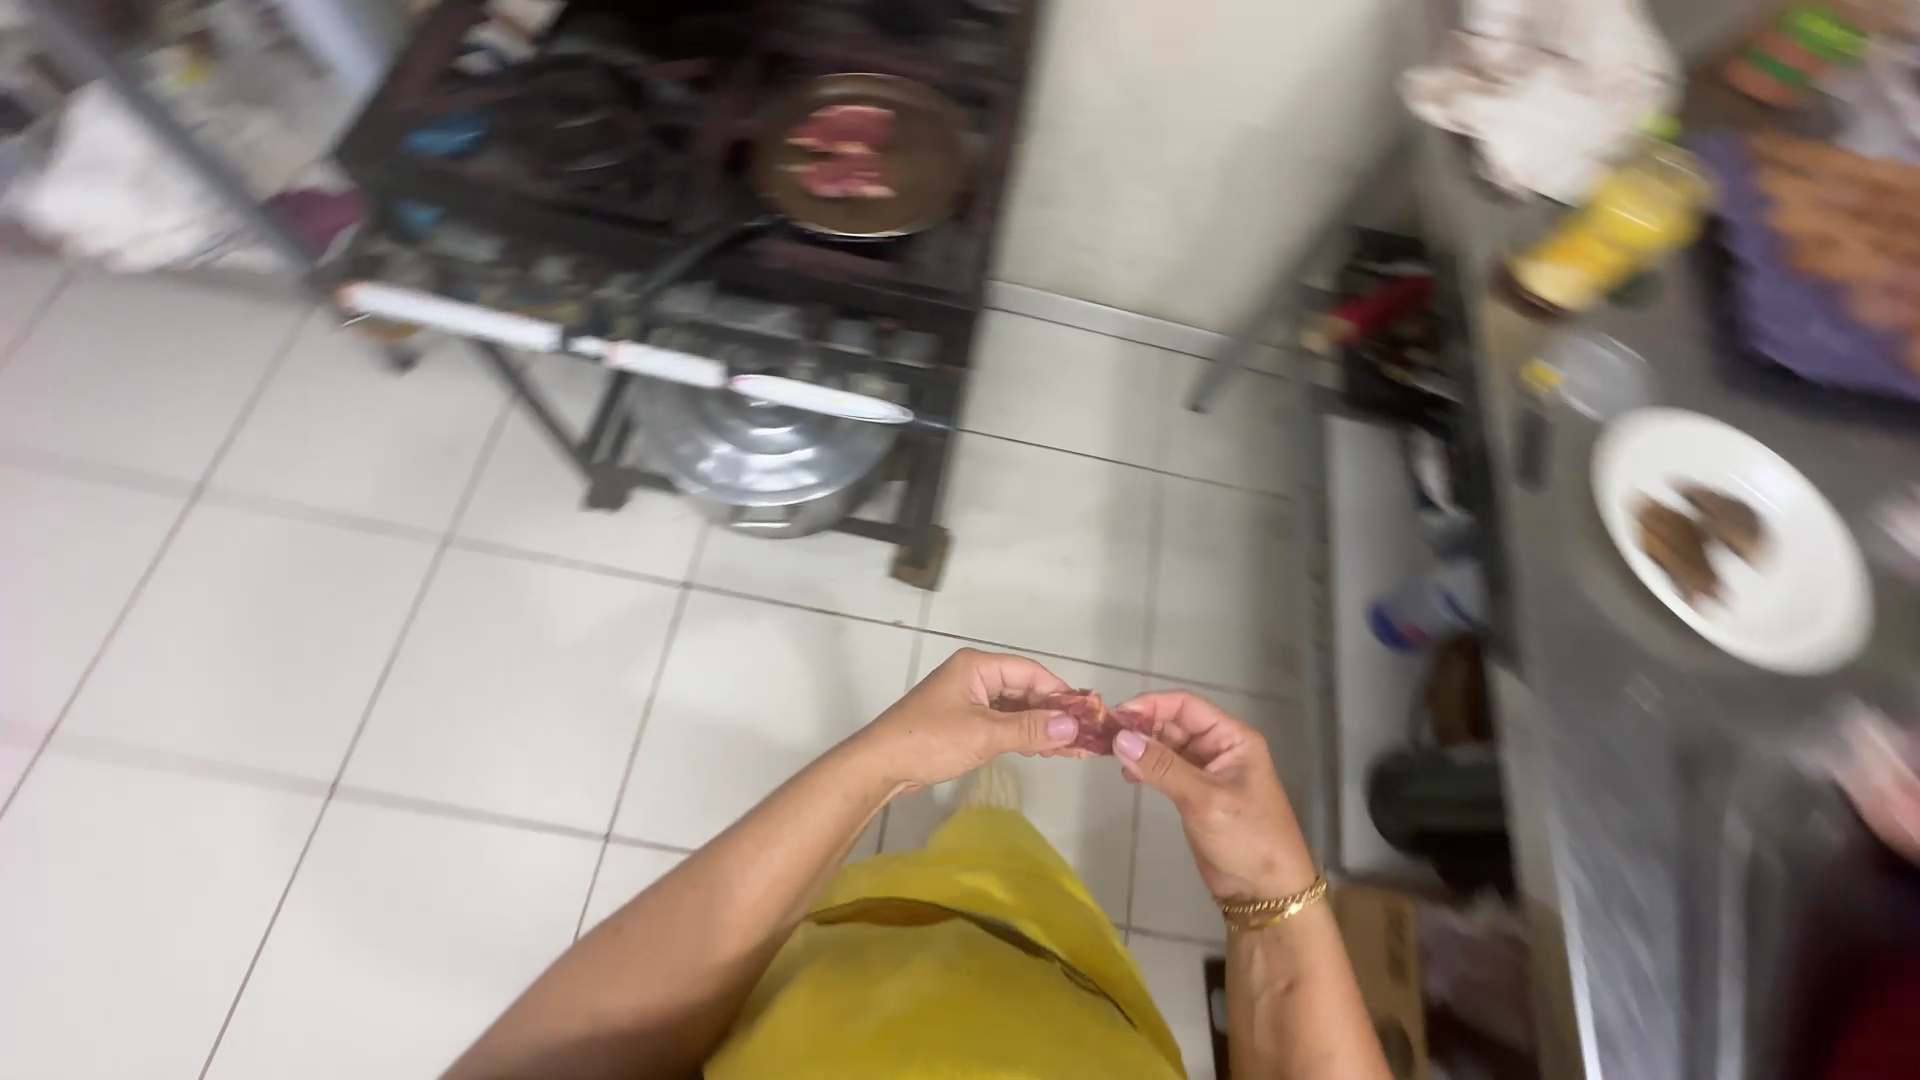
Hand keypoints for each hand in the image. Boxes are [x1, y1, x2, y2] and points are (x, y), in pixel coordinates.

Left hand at [851, 647, 1078, 791]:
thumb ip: (1029, 729)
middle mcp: (974, 676)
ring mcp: (966, 698)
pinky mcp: (961, 720)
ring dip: (1038, 726)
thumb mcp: (984, 735)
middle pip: (1023, 689)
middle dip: (1051, 713)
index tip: (1086, 715)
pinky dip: (1019, 734)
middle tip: (1081, 739)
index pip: (1030, 672)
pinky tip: (1040, 750)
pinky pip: (1000, 721)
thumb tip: (1072, 727)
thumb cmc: (930, 741)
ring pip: (1013, 707)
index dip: (1059, 693)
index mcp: (977, 666)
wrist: (880, 765)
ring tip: (1068, 750)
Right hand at [1111, 690, 1315, 900]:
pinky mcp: (1194, 793)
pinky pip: (1165, 768)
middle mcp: (1218, 747)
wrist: (1267, 893)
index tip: (1116, 714)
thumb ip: (1162, 767)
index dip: (1151, 704)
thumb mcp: (1203, 799)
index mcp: (1232, 738)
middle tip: (1104, 734)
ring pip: (1166, 745)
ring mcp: (1206, 771)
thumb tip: (1119, 738)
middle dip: (1141, 725)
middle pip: (1173, 722)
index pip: (1186, 705)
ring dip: (1140, 746)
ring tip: (1111, 754)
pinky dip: (1146, 767)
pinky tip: (1128, 775)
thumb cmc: (1247, 838)